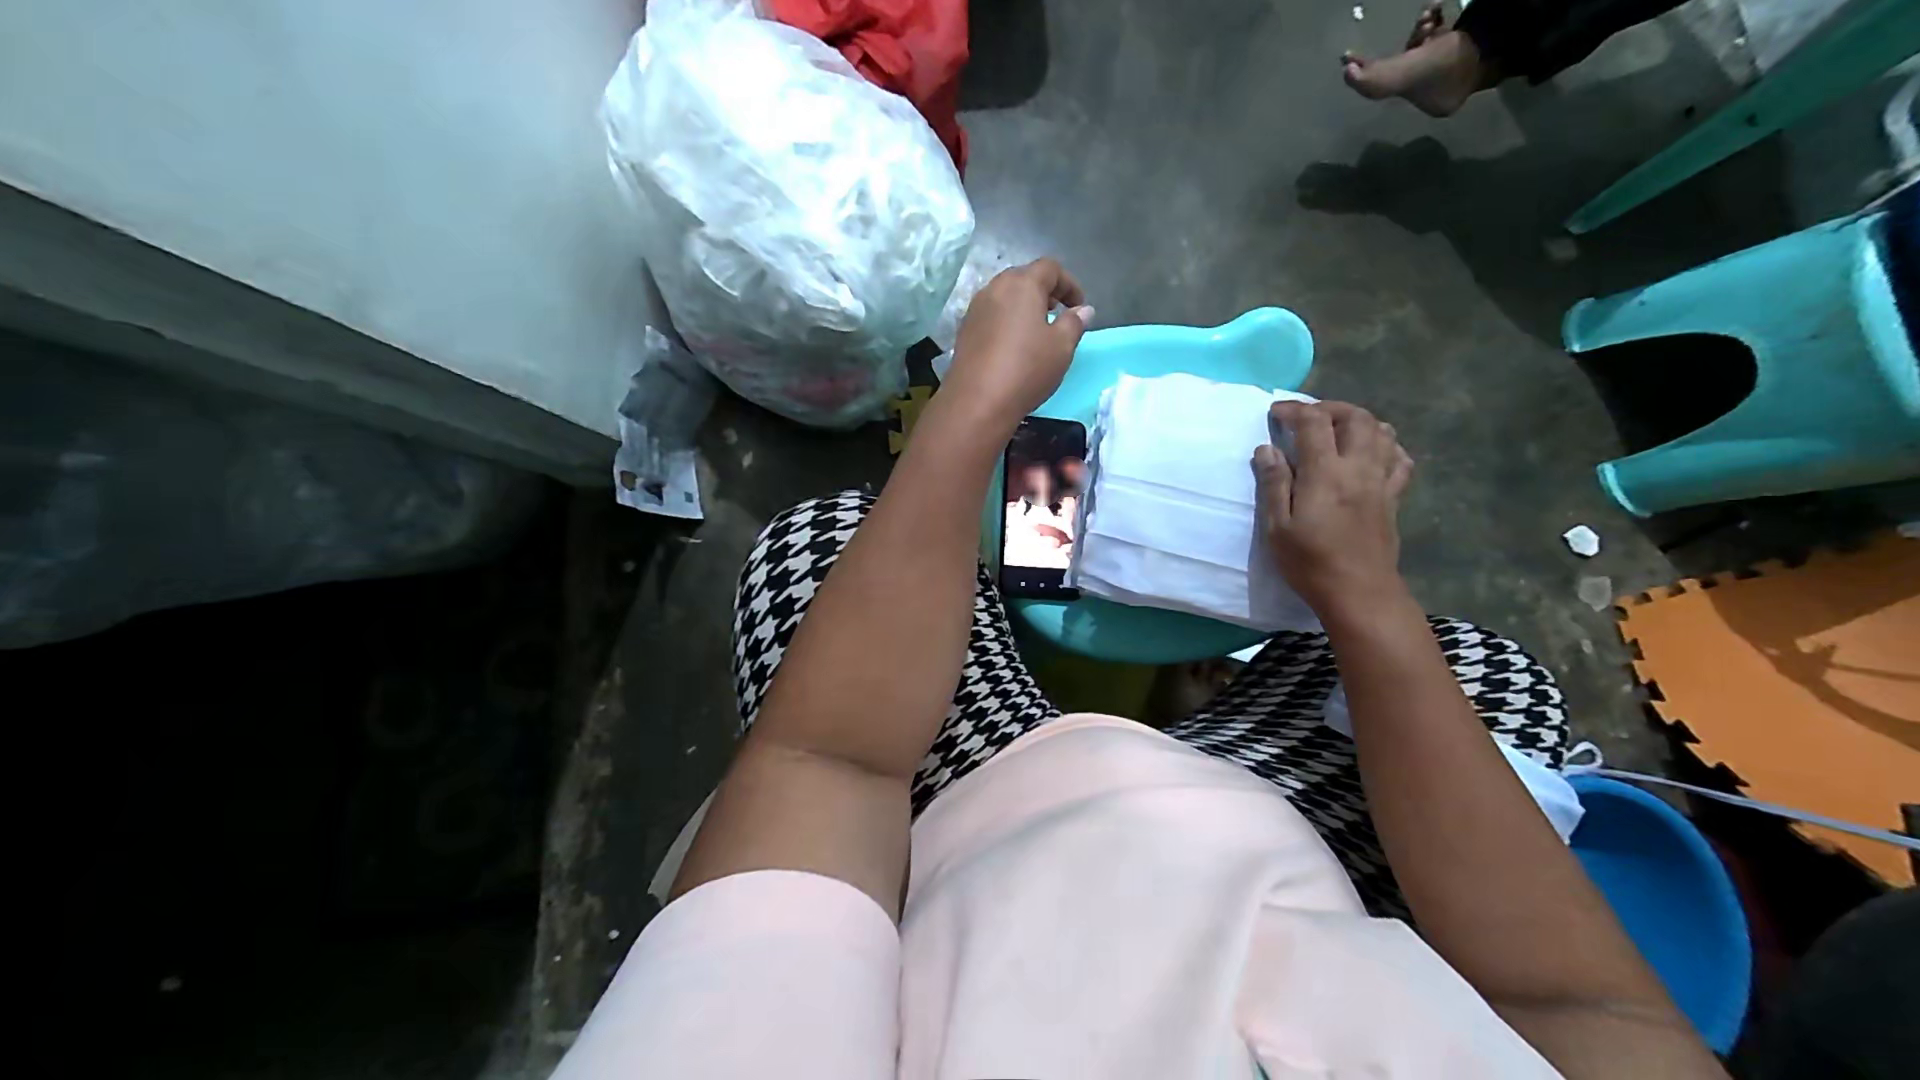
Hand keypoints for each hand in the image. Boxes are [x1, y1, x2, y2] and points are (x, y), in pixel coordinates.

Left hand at [946, 259, 1094, 422]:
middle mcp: (994, 288)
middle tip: (1057, 313)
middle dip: (1044, 291)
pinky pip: (991, 316)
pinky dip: (1006, 321)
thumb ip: (1074, 323)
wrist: (977, 402)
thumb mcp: (1062, 347)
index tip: (1079, 306)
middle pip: (1023, 278)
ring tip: (1036, 330)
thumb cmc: (1026, 369)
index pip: (1050, 268)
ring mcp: (975, 309)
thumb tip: (1083, 309)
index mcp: (1022, 284)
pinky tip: (1013, 345)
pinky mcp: (964, 331)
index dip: (1069, 283)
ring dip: (1023, 306)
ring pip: (1004, 297)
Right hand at [1252, 401, 1414, 619]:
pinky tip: (1372, 452)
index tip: (1274, 413)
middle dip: (1328, 408)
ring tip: (1336, 428)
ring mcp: (1381, 481)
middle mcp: (1358, 468)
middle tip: (1305, 415)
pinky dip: (1385, 445)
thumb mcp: (1277, 527)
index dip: (1293, 410)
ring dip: (1358, 420)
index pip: (1313, 423)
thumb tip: (1267, 449)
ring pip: (1381, 432)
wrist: (1359, 593)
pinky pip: (1398, 459)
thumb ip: (1274, 483)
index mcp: (1326, 473)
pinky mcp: (1393, 497)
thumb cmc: (1309, 562)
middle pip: (1355, 418)